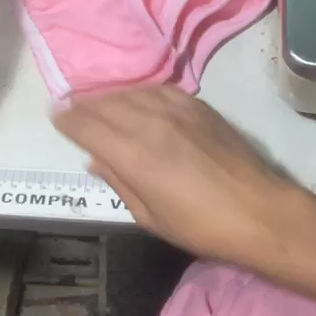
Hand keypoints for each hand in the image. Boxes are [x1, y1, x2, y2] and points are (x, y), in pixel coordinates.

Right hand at [53, 87, 315, 271]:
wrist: (259, 210)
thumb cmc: (201, 225)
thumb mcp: (149, 216)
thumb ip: (119, 182)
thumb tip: (95, 160)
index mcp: (132, 153)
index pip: (87, 125)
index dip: (68, 120)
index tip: (56, 118)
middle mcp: (149, 122)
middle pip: (106, 104)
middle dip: (84, 107)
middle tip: (72, 110)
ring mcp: (177, 109)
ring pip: (131, 93)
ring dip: (110, 97)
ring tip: (100, 105)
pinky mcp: (199, 105)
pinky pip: (158, 89)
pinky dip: (140, 93)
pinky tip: (137, 100)